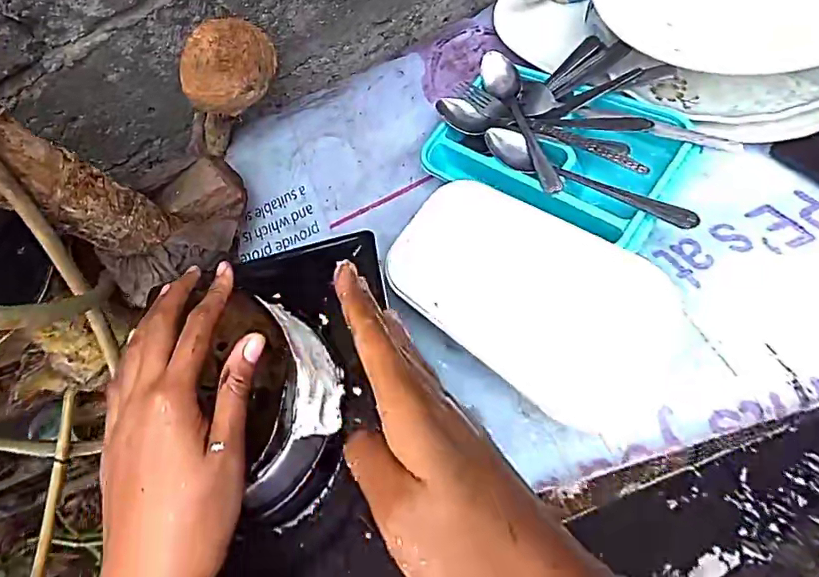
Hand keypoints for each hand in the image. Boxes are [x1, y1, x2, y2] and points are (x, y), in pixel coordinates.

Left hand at [101, 263, 265, 576]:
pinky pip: (118, 374)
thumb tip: (251, 342)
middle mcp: (138, 398)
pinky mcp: (112, 435)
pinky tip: (136, 351)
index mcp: (170, 398)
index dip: (212, 298)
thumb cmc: (192, 525)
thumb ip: (234, 391)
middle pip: (156, 328)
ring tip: (166, 297)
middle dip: (176, 294)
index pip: (195, 331)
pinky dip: (131, 348)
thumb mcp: (227, 455)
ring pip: (132, 347)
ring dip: (151, 315)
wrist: (146, 576)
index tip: (224, 275)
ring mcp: (120, 416)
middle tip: (193, 274)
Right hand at [336, 260, 611, 576]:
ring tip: (375, 314)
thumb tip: (356, 435)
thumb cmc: (472, 546)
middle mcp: (439, 410)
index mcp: (415, 414)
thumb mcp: (399, 510)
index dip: (357, 306)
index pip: (378, 345)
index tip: (346, 272)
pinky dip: (407, 365)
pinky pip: (426, 388)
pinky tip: (407, 376)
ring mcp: (458, 427)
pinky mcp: (469, 449)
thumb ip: (369, 463)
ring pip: (414, 364)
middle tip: (354, 282)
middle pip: (398, 347)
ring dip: (390, 335)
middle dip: (372, 311)